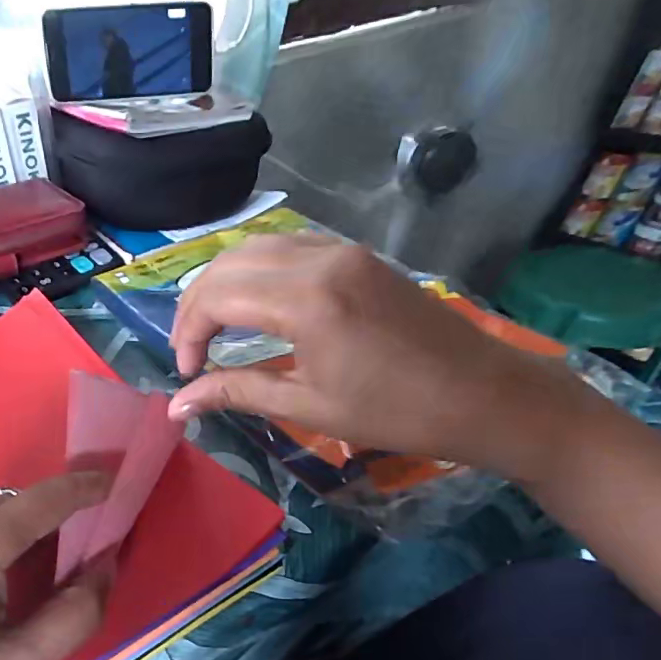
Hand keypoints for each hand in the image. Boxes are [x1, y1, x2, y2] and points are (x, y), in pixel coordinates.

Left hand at [0, 473, 110, 659]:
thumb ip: (72, 614)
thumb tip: (105, 569)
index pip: (50, 497)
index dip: (92, 489)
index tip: (127, 487)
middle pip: (22, 507)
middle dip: (66, 522)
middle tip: (104, 557)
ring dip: (34, 541)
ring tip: (66, 582)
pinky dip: (4, 552)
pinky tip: (15, 593)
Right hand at [166, 236, 592, 480]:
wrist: (485, 395)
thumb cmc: (396, 412)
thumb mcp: (307, 406)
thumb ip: (235, 393)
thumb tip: (176, 406)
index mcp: (307, 300)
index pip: (216, 297)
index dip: (188, 334)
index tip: (187, 372)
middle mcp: (319, 259)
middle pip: (227, 265)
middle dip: (195, 306)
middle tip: (190, 350)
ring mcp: (341, 250)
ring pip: (254, 248)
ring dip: (222, 283)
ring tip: (212, 326)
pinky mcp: (356, 255)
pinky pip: (287, 247)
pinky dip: (254, 271)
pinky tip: (252, 303)